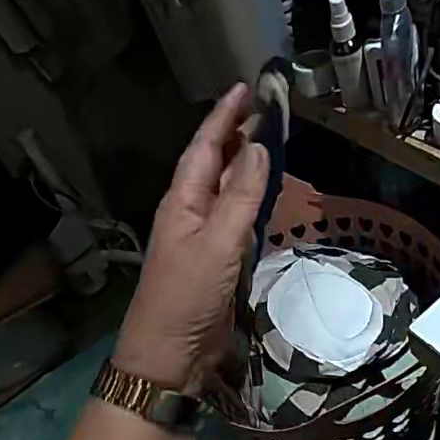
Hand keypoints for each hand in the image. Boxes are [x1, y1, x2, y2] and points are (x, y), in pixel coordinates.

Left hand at [113, 84, 268, 393]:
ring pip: (227, 188)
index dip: (224, 117)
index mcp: (183, 201)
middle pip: (215, 163)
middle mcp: (192, 211)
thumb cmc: (187, 295)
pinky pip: (237, 215)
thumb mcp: (216, 243)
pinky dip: (253, 197)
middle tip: (264, 110)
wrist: (171, 351)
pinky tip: (265, 193)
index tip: (245, 88)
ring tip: (268, 141)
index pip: (205, 148)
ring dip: (245, 163)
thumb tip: (258, 148)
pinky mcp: (218, 257)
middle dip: (236, 134)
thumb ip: (240, 197)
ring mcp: (205, 235)